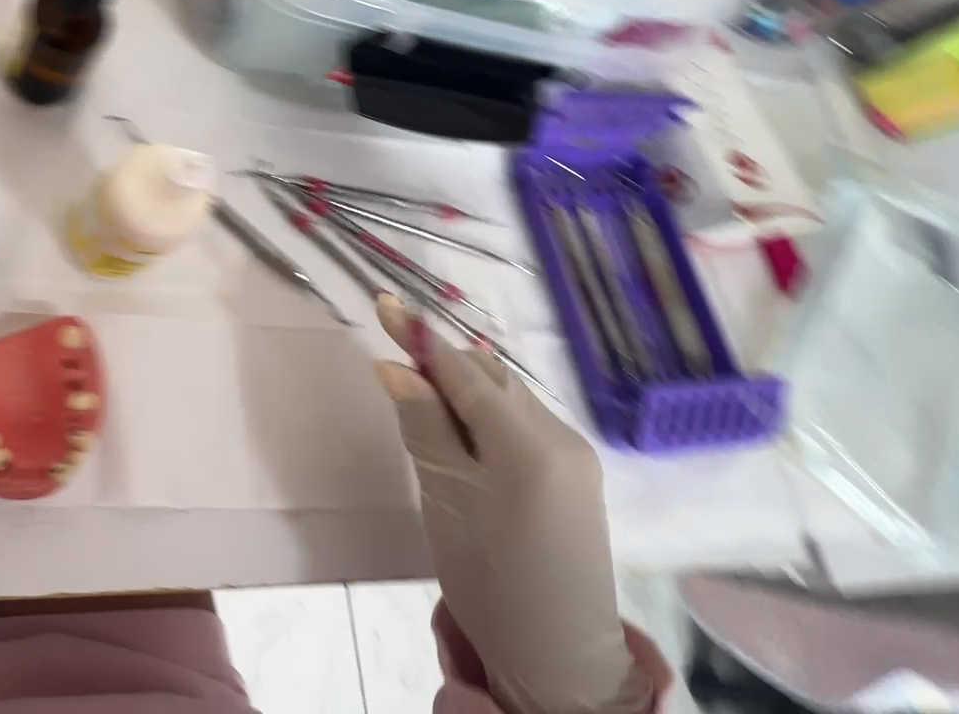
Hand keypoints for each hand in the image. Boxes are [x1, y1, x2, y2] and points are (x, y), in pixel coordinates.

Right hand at [373, 295, 650, 713]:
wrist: (557, 656)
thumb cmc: (489, 577)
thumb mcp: (444, 497)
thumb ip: (423, 424)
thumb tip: (394, 365)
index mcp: (527, 444)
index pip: (463, 371)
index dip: (421, 336)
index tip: (385, 302)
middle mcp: (560, 436)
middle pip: (491, 376)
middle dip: (444, 363)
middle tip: (397, 368)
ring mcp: (573, 455)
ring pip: (507, 396)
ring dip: (464, 389)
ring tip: (425, 408)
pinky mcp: (573, 474)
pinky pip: (520, 422)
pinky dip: (485, 415)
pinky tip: (463, 437)